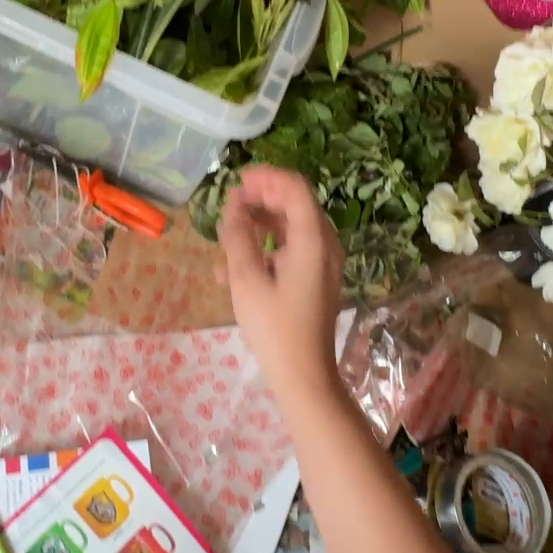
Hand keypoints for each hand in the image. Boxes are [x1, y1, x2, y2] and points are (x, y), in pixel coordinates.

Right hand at [219, 165, 344, 396]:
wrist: (303, 375)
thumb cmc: (273, 327)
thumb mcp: (246, 279)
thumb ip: (238, 236)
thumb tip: (233, 206)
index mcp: (313, 239)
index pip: (295, 188)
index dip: (266, 178)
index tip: (236, 181)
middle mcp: (325, 244)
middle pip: (295, 204)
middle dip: (261, 198)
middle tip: (230, 203)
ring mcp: (323, 263)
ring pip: (291, 227)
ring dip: (260, 224)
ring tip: (227, 235)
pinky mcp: (316, 279)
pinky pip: (292, 249)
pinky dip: (266, 247)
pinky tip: (234, 267)